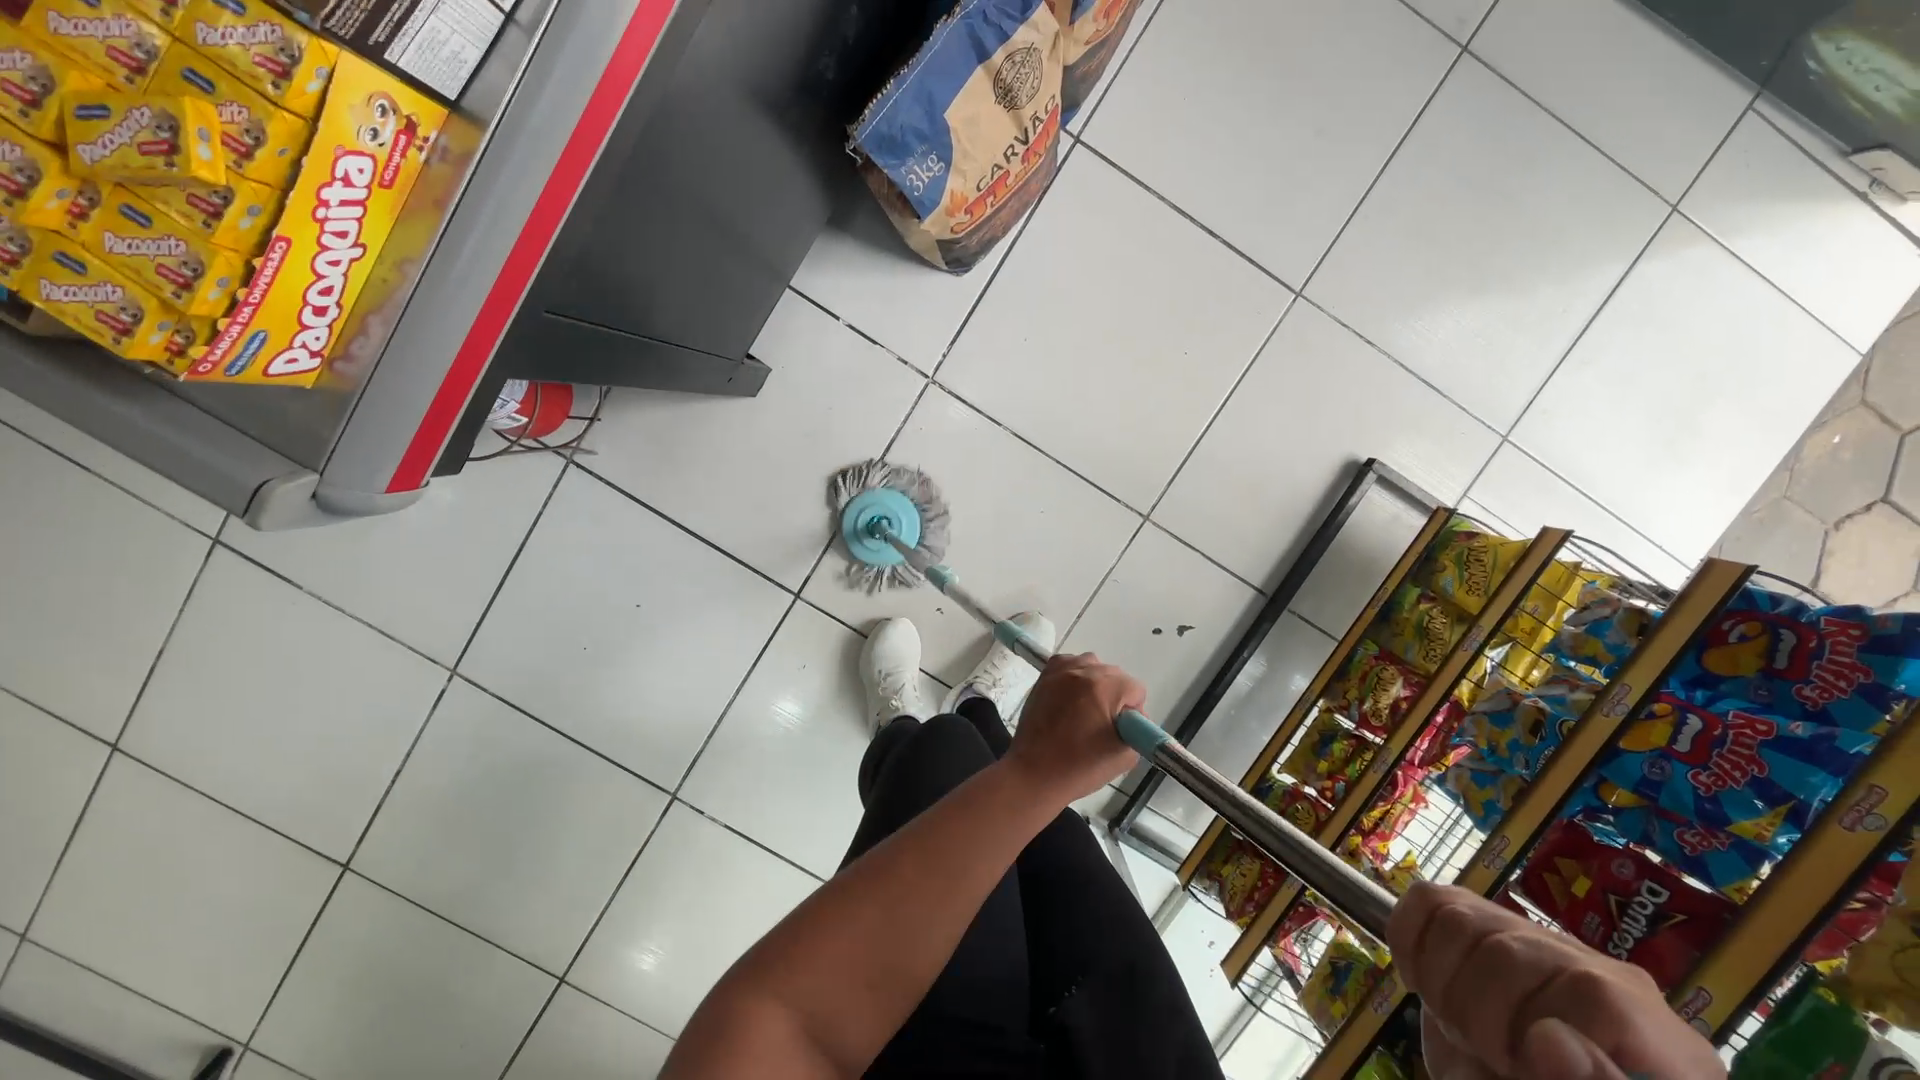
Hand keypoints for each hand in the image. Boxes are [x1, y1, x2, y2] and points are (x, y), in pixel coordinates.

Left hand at [1003, 652, 1145, 805]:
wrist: (1034, 774)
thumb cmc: (1080, 768)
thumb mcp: (1124, 755)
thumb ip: (1138, 731)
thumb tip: (1132, 718)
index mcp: (1104, 688)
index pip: (1136, 689)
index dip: (1134, 712)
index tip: (1123, 730)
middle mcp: (1081, 671)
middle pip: (1115, 674)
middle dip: (1116, 698)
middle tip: (1105, 725)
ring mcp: (1059, 672)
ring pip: (1092, 665)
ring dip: (1096, 684)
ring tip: (1087, 711)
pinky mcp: (1043, 678)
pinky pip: (1068, 664)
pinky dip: (1074, 676)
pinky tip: (1071, 698)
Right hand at [1388, 883, 1724, 1079]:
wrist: (1555, 1078)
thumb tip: (1550, 1038)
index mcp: (1640, 1025)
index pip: (1588, 995)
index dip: (1530, 1034)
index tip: (1513, 1070)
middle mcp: (1594, 966)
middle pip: (1507, 950)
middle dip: (1474, 1016)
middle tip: (1484, 1057)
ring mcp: (1536, 940)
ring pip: (1457, 916)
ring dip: (1438, 981)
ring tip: (1457, 1027)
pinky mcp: (1486, 924)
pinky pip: (1432, 900)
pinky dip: (1409, 939)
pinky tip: (1424, 983)